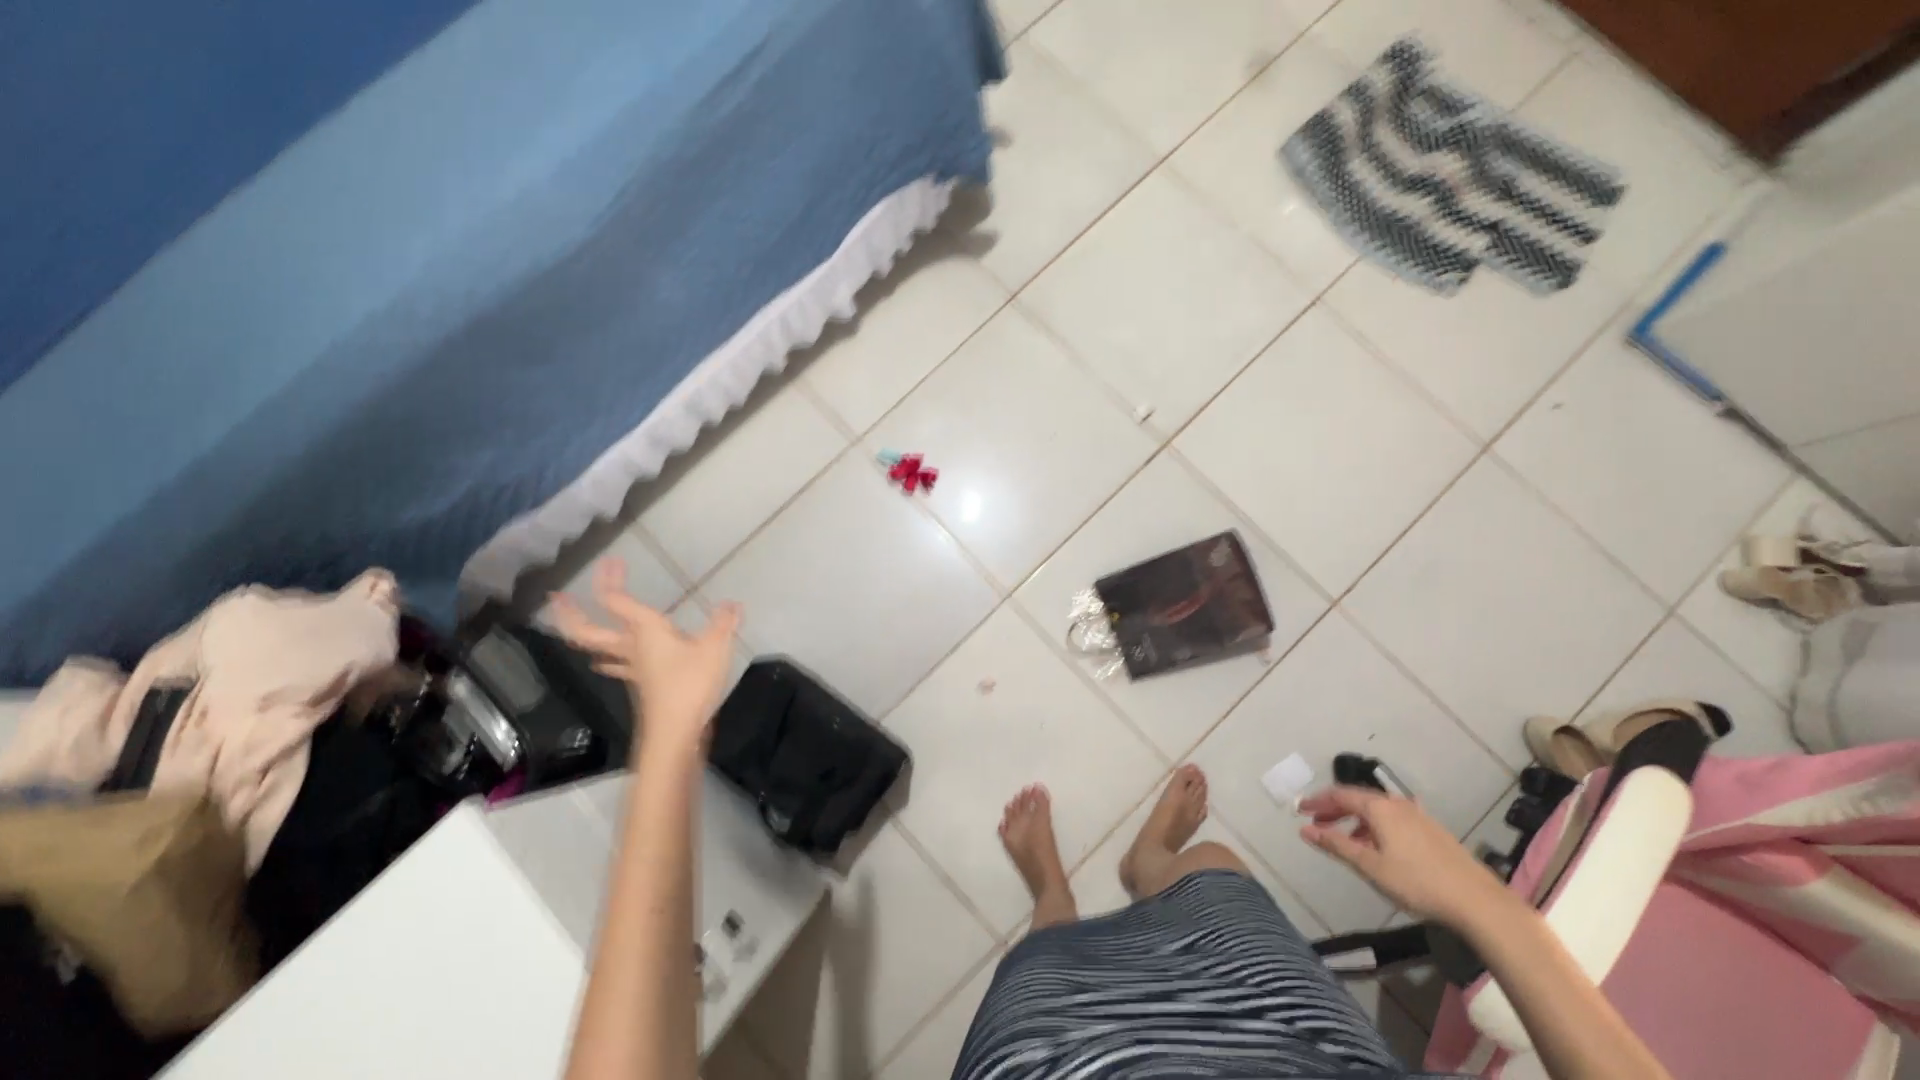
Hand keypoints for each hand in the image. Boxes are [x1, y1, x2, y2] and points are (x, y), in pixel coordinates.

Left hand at [549, 558, 741, 760]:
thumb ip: (722, 624)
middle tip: (556, 597)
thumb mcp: (715, 649)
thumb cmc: (691, 685)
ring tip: (573, 621)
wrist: (676, 731)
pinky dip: (607, 660)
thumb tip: (733, 604)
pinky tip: (602, 662)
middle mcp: (631, 646)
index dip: (610, 579)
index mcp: (645, 630)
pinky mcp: (639, 683)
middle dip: (570, 613)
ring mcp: (632, 667)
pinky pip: (616, 666)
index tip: (610, 561)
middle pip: (588, 630)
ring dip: (582, 633)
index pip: (616, 600)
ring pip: (596, 648)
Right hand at [1298, 786, 1516, 931]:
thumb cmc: (1416, 882)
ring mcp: (1418, 816)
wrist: (1475, 900)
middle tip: (1316, 824)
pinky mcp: (1431, 830)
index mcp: (1380, 808)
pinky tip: (1378, 846)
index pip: (1340, 795)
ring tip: (1344, 840)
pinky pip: (1393, 819)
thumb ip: (1336, 845)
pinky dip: (1375, 826)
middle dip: (1334, 810)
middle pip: (1358, 799)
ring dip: (1355, 820)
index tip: (1300, 811)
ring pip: (1377, 810)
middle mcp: (1397, 804)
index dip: (1318, 802)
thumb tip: (1305, 830)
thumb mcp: (1370, 865)